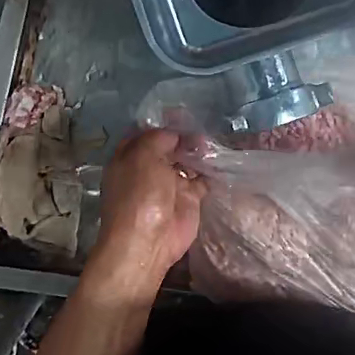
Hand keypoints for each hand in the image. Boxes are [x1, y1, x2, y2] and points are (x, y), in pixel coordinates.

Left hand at [82, 128, 206, 294]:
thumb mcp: (143, 157)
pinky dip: (213, 170)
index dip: (165, 123)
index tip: (186, 114)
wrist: (149, 241)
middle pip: (171, 145)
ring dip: (201, 152)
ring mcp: (171, 182)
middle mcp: (150, 167)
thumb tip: (176, 134)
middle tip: (206, 127)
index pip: (148, 132)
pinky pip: (203, 178)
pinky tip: (222, 160)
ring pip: (188, 160)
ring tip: (217, 142)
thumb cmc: (139, 196)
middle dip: (187, 136)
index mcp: (131, 156)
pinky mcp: (190, 197)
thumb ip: (159, 138)